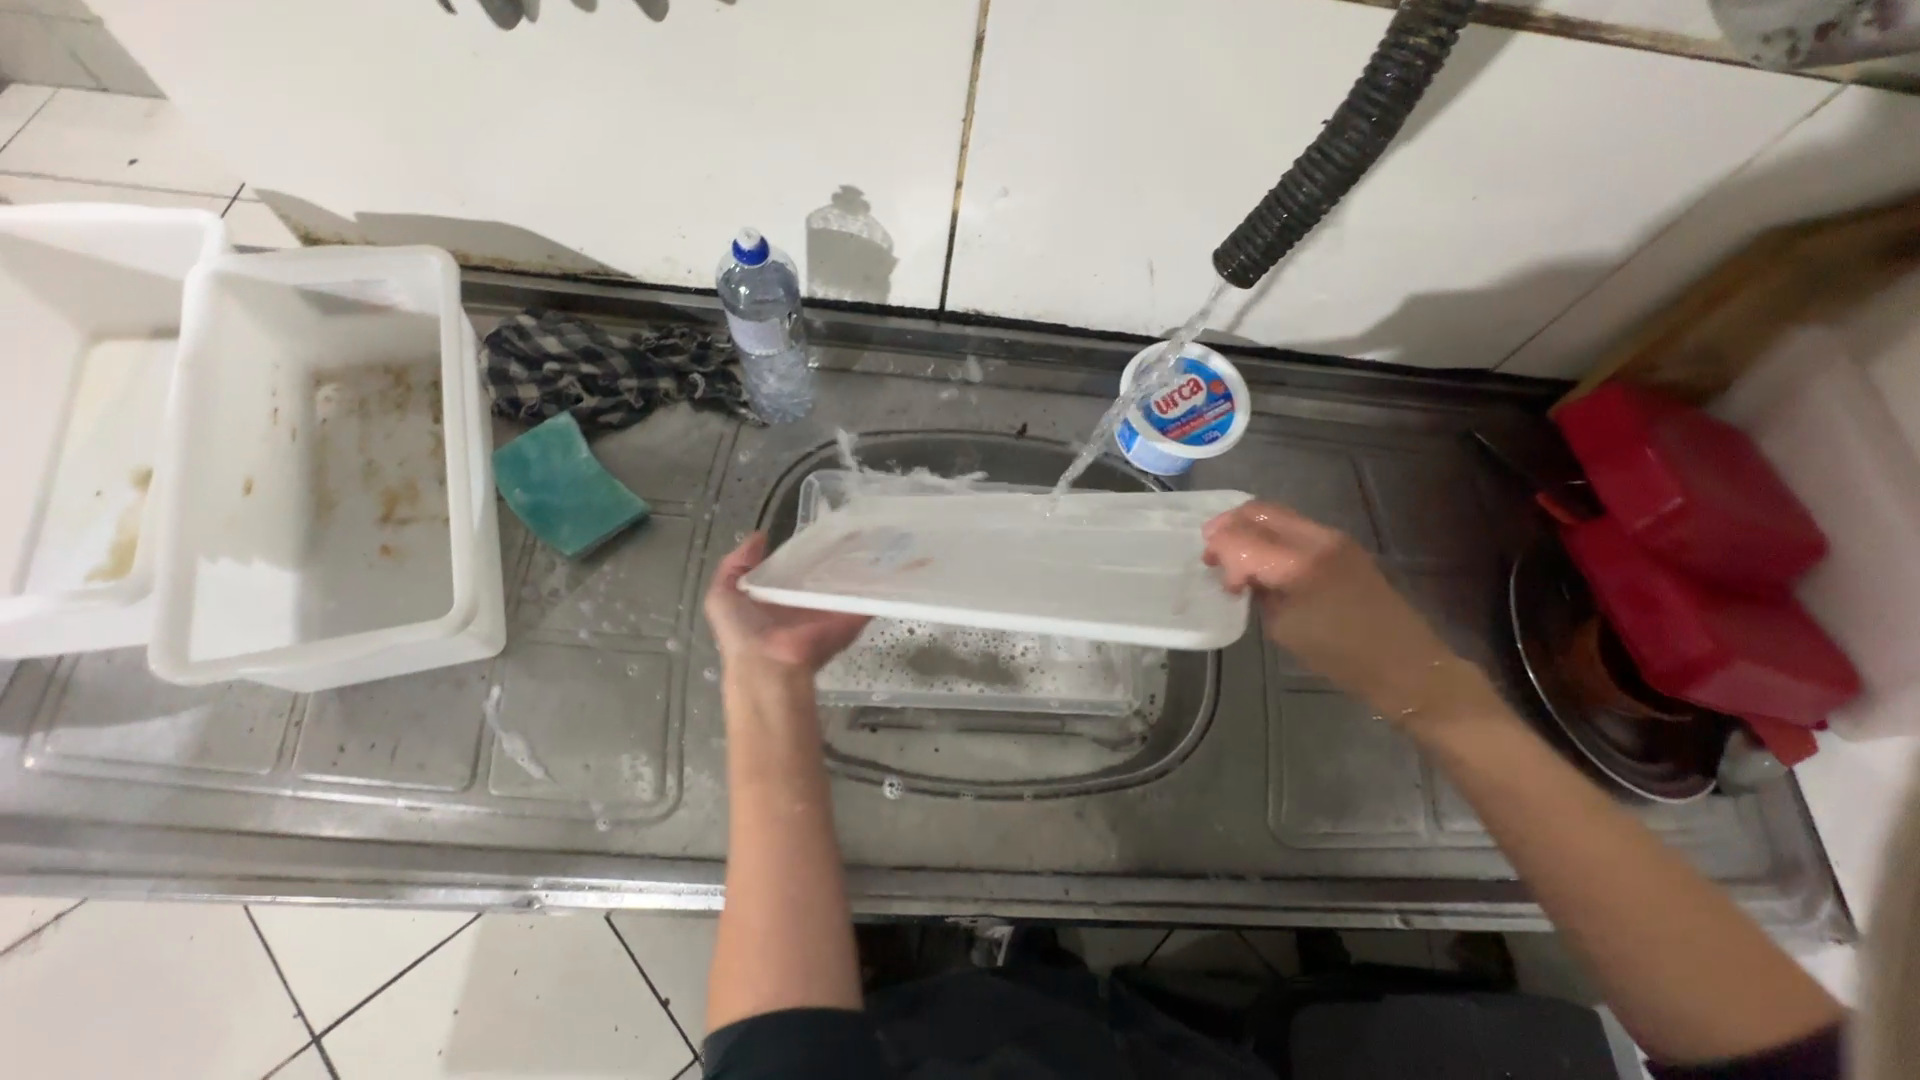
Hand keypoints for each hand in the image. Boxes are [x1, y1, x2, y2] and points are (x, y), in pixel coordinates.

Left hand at [705, 532, 870, 677]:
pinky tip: (883, 560)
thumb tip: (760, 537)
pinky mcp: (850, 619)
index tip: (816, 527)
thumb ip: (736, 565)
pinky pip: (868, 599)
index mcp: (779, 598)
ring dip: (861, 564)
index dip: (803, 550)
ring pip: (849, 582)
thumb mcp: (722, 595)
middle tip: (847, 529)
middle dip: (836, 553)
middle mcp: (806, 604)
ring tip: (871, 536)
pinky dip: (879, 584)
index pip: (795, 569)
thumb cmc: (742, 630)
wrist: (767, 664)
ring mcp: (831, 611)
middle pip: (825, 574)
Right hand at [1203, 501, 1492, 727]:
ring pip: (1277, 514)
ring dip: (1250, 529)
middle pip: (1258, 512)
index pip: (1241, 537)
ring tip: (1237, 558)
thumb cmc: (1338, 655)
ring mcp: (1334, 537)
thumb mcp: (1282, 627)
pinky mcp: (1343, 545)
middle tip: (1213, 553)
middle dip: (1229, 528)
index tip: (1215, 574)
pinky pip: (1295, 526)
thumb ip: (1258, 590)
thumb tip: (1243, 573)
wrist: (1403, 663)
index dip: (1220, 550)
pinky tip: (1265, 560)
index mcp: (1298, 564)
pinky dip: (1271, 535)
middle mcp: (1316, 538)